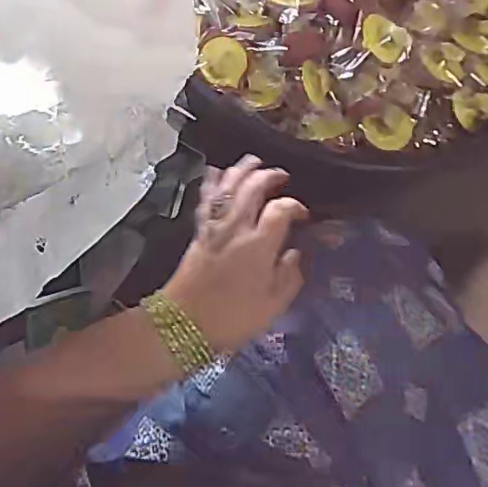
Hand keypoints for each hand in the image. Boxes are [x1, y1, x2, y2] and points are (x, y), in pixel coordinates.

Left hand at [161, 156, 308, 353]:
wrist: (184, 324)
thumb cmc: (233, 318)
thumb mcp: (273, 305)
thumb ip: (289, 276)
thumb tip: (296, 252)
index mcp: (258, 245)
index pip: (280, 210)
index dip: (295, 206)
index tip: (303, 215)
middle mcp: (236, 228)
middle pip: (252, 188)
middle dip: (269, 176)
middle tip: (281, 175)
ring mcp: (214, 227)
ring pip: (228, 187)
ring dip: (241, 170)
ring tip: (253, 162)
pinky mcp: (199, 231)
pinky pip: (207, 199)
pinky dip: (213, 182)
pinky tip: (217, 172)